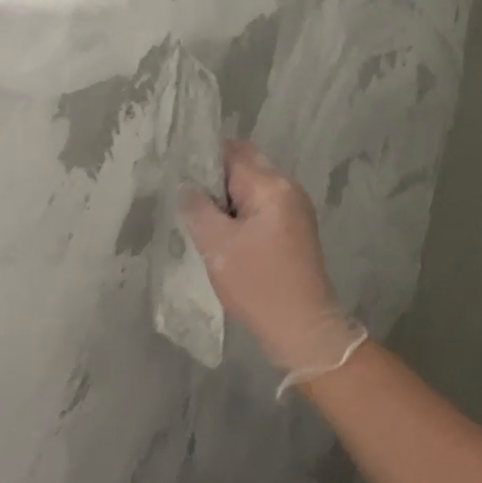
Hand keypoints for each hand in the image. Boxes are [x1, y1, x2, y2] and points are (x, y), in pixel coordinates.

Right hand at [182, 141, 362, 374]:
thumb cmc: (258, 285)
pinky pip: (263, 206)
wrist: (304, 329)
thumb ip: (197, 208)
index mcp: (271, 185)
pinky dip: (243, 213)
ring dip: (228, 198)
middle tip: (186, 199)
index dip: (203, 159)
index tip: (177, 173)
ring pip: (253, 188)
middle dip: (215, 179)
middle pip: (245, 166)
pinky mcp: (296, 228)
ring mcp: (296, 208)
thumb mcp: (217, 245)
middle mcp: (288, 187)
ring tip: (201, 218)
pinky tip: (225, 234)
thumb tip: (187, 185)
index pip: (232, 152)